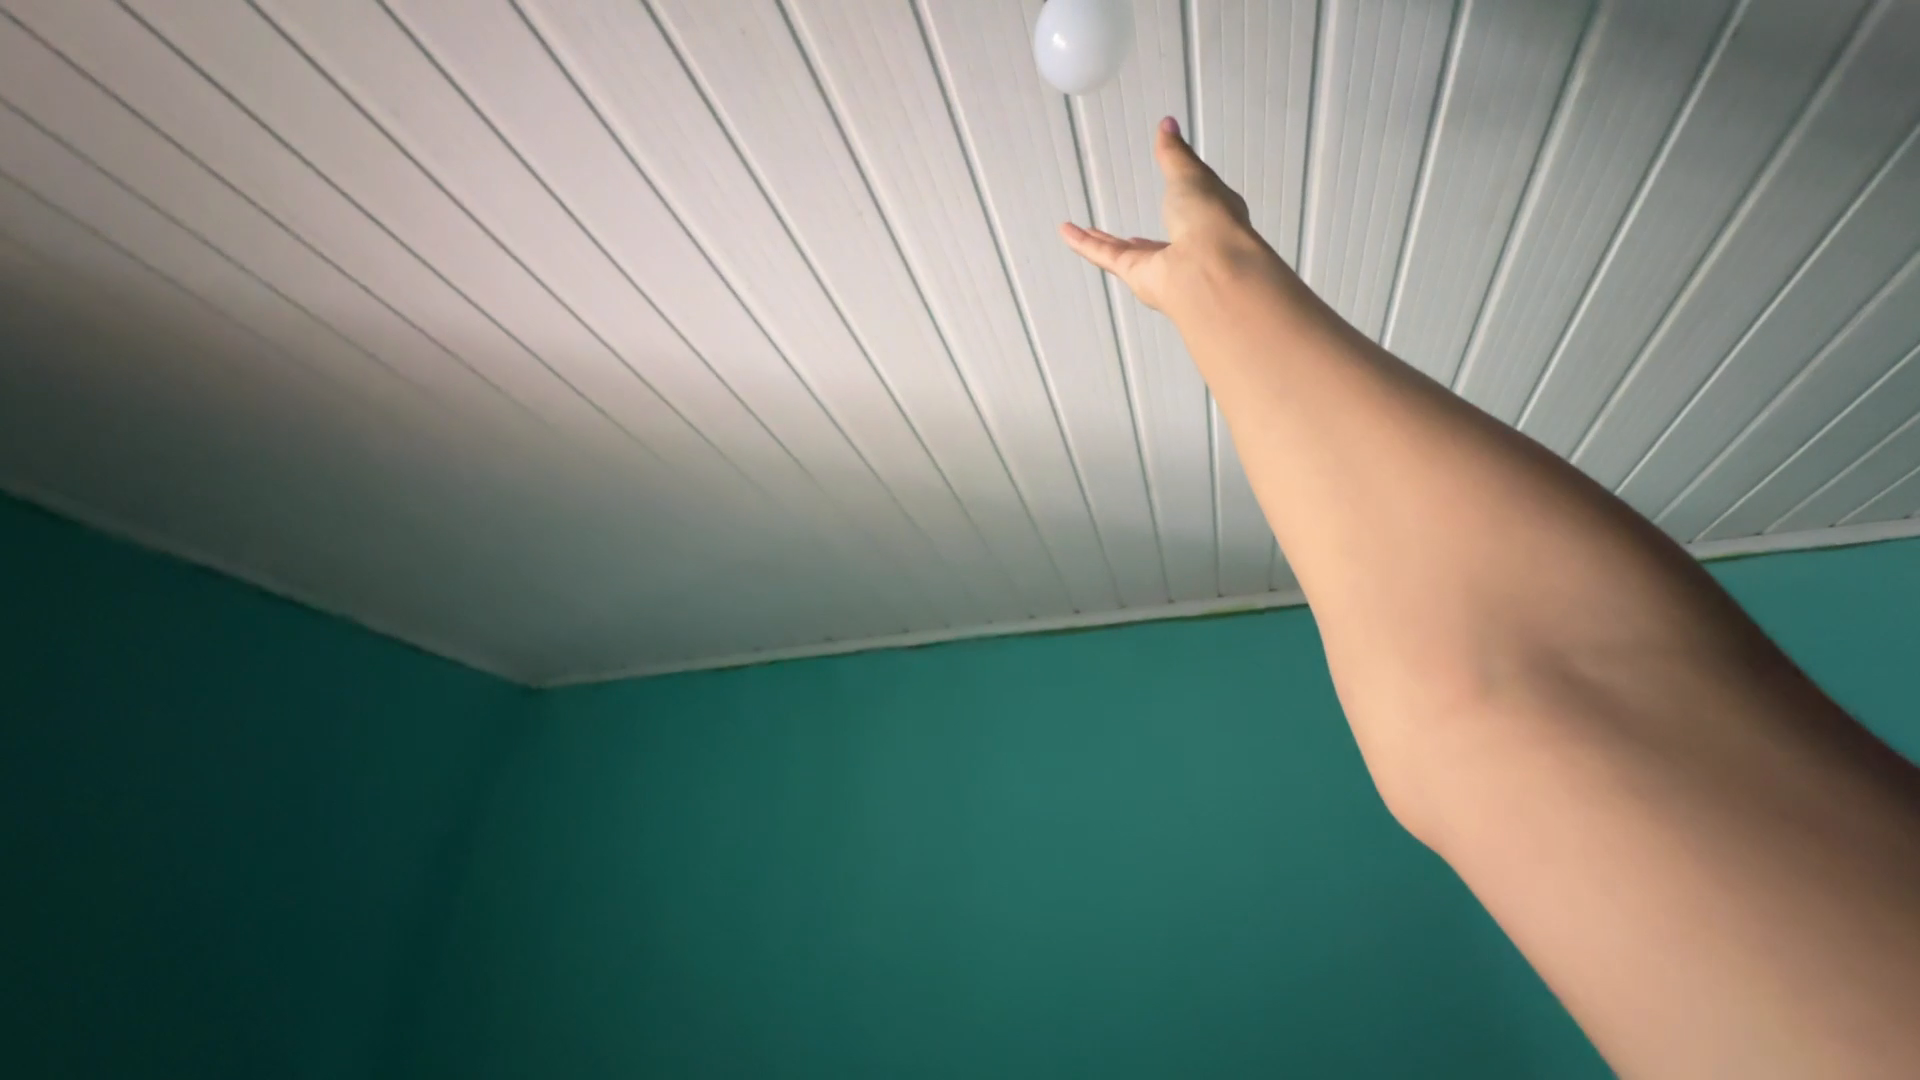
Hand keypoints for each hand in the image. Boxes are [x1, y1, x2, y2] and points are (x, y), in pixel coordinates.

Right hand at [1059, 116, 1266, 314]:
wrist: (1208, 265)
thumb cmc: (1209, 216)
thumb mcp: (1190, 174)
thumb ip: (1174, 153)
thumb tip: (1167, 123)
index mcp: (1207, 220)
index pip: (1190, 209)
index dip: (1180, 199)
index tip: (1169, 190)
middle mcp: (1183, 247)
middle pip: (1153, 241)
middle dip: (1137, 236)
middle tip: (1123, 226)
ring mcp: (1158, 266)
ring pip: (1126, 252)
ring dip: (1106, 242)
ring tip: (1088, 232)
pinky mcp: (1135, 276)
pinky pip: (1107, 256)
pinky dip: (1085, 244)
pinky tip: (1066, 232)